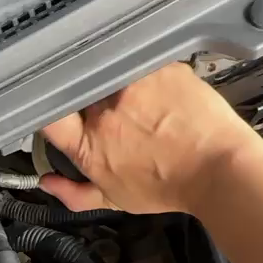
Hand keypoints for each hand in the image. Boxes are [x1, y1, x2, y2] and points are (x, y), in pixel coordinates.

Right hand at [39, 62, 262, 215]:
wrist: (215, 167)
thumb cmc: (167, 186)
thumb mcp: (114, 199)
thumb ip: (74, 194)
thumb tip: (48, 183)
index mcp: (87, 145)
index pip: (47, 116)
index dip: (47, 112)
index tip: (57, 115)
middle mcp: (103, 110)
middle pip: (77, 91)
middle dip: (86, 101)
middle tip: (109, 116)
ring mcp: (130, 83)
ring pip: (106, 74)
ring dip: (115, 86)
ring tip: (138, 107)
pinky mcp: (156, 65)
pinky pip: (137, 63)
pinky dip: (143, 76)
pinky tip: (158, 96)